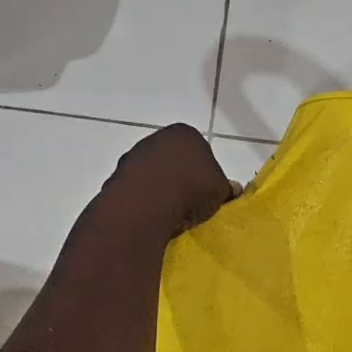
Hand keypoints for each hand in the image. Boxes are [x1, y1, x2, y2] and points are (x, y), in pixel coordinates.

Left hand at [98, 123, 238, 241]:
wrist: (146, 204)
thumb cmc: (190, 190)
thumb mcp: (219, 191)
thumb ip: (225, 188)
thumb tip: (234, 189)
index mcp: (185, 134)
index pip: (200, 150)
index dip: (206, 174)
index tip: (206, 194)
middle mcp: (157, 138)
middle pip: (174, 160)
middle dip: (180, 180)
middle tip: (189, 205)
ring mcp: (134, 156)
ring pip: (153, 175)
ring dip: (160, 191)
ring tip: (171, 215)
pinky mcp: (117, 176)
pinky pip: (137, 190)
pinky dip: (144, 201)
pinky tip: (152, 217)